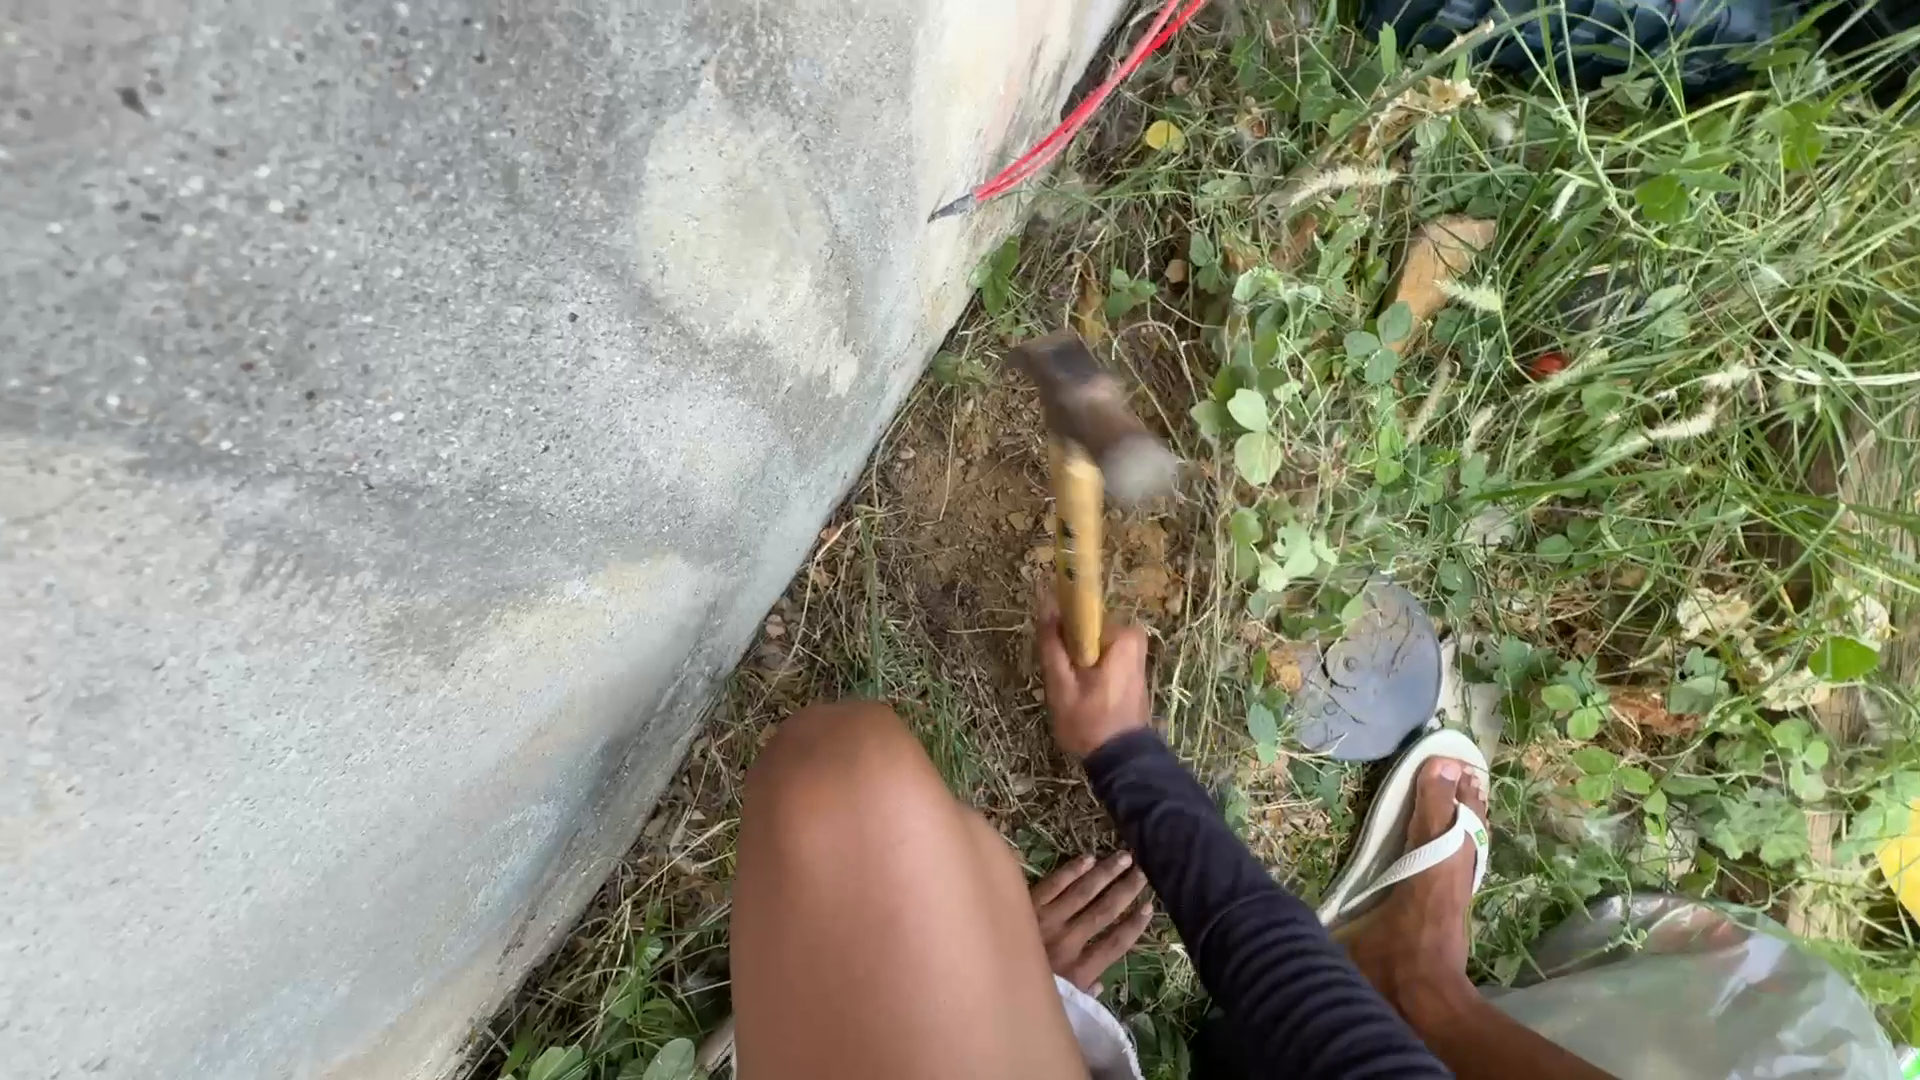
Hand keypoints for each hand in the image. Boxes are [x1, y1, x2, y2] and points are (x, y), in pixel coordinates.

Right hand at [1037, 616, 1150, 758]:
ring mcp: (1136, 658)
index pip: (1083, 616)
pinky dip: (1091, 672)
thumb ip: (1052, 644)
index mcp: (1123, 637)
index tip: (1057, 659)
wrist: (1122, 762)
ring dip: (1079, 664)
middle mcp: (1135, 642)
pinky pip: (1104, 659)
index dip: (1063, 635)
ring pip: (1095, 647)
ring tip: (1074, 691)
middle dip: (1072, 652)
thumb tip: (1046, 605)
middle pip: (1089, 632)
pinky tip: (1085, 697)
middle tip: (1064, 680)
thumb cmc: (1089, 722)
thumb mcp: (1061, 684)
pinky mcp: (1133, 674)